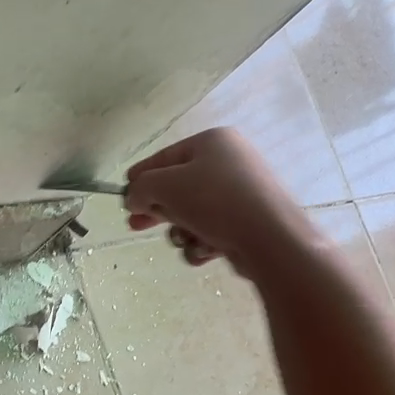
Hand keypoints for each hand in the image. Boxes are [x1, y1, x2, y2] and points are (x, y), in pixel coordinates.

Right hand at [124, 126, 315, 277]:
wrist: (270, 239)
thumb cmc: (214, 201)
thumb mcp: (166, 186)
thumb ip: (142, 188)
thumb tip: (135, 199)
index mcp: (213, 142)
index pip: (166, 156)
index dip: (142, 175)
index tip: (124, 195)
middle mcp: (231, 162)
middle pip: (180, 187)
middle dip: (157, 209)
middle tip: (136, 225)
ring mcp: (242, 195)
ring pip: (194, 214)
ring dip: (181, 231)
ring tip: (182, 239)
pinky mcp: (249, 224)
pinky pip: (213, 232)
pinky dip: (203, 244)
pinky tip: (205, 252)